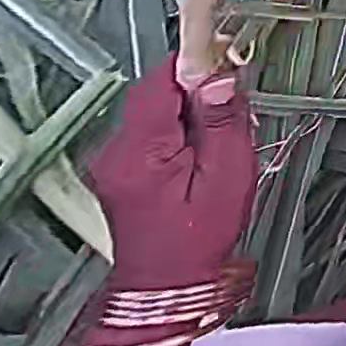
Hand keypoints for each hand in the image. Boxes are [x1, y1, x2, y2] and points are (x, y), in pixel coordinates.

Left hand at [89, 59, 254, 290]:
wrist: (168, 286)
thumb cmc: (201, 234)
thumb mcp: (227, 174)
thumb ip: (221, 121)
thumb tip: (219, 76)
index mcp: (141, 152)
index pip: (160, 82)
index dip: (195, 64)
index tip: (226, 58)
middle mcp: (116, 150)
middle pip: (156, 90)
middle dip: (197, 86)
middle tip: (232, 103)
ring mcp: (114, 157)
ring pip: (156, 104)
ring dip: (190, 105)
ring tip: (219, 132)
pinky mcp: (121, 163)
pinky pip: (152, 124)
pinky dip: (179, 122)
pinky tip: (202, 145)